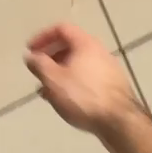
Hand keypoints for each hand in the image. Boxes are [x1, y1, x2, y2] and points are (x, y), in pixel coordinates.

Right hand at [24, 24, 144, 138]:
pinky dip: (74, 84)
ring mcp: (110, 70)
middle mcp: (100, 52)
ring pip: (79, 65)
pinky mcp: (114, 88)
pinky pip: (88, 79)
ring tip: (48, 91)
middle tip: (39, 71)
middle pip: (71, 47)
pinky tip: (66, 102)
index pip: (61, 28)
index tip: (31, 51)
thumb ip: (39, 65)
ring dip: (61, 74)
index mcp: (86, 44)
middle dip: (51, 58)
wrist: (121, 124)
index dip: (43, 36)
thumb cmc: (83, 97)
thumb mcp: (53, 80)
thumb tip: (30, 56)